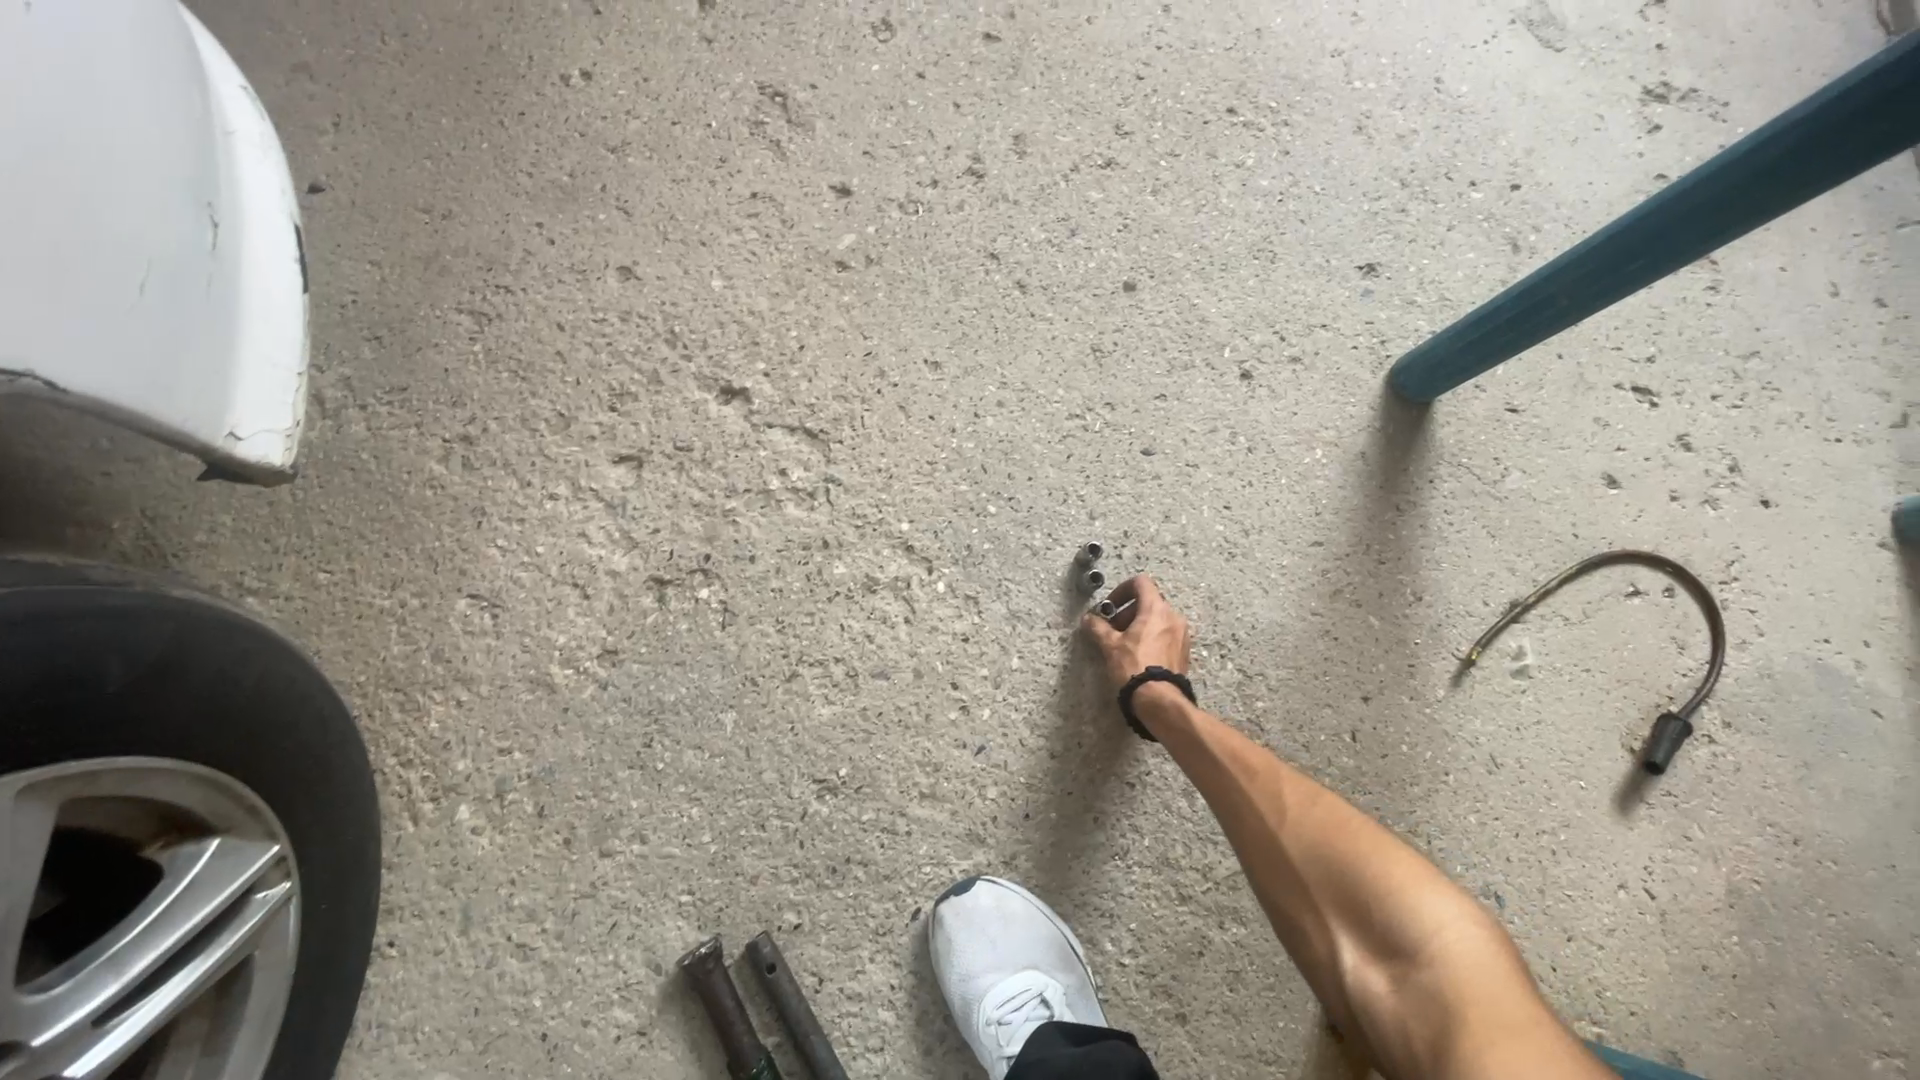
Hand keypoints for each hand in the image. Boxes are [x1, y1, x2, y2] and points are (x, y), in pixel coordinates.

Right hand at [1081, 574, 1191, 692]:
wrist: (1159, 699)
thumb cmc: (1134, 667)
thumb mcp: (1110, 646)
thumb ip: (1098, 627)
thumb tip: (1088, 619)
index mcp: (1156, 609)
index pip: (1140, 583)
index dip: (1121, 590)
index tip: (1109, 607)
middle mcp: (1173, 616)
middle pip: (1149, 601)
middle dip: (1127, 612)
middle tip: (1112, 628)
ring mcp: (1182, 634)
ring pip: (1158, 618)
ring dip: (1139, 625)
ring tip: (1124, 644)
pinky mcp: (1184, 651)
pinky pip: (1166, 634)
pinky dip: (1151, 636)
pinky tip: (1139, 654)